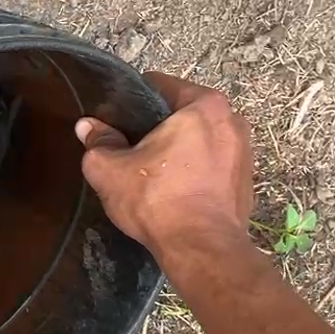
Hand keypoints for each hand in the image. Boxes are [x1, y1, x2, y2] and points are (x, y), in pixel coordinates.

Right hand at [75, 71, 253, 260]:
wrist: (200, 247)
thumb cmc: (155, 198)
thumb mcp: (108, 167)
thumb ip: (98, 141)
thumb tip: (88, 127)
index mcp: (203, 106)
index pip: (159, 86)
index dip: (130, 100)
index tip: (114, 117)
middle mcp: (232, 121)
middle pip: (181, 113)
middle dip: (156, 126)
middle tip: (128, 144)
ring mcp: (245, 151)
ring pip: (197, 139)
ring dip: (176, 148)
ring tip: (147, 168)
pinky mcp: (246, 180)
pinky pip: (211, 163)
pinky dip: (191, 169)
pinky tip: (169, 187)